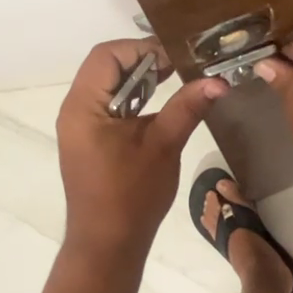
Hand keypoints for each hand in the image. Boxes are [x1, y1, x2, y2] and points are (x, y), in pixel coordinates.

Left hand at [56, 38, 226, 254]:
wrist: (108, 243)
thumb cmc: (132, 195)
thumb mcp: (164, 145)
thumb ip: (187, 107)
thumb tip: (218, 81)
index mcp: (84, 107)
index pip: (106, 55)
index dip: (142, 49)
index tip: (175, 60)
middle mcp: (74, 110)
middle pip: (104, 66)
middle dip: (142, 61)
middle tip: (178, 68)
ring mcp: (79, 126)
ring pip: (106, 85)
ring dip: (138, 79)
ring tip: (174, 82)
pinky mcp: (89, 140)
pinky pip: (107, 105)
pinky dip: (132, 98)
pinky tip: (159, 107)